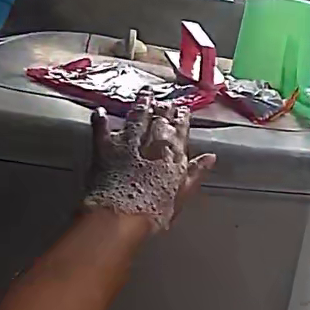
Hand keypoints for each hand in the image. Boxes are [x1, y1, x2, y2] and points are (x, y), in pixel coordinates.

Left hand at [84, 98, 215, 230]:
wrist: (120, 216)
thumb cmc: (155, 211)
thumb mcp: (182, 194)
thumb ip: (195, 173)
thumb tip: (211, 157)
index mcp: (173, 154)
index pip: (180, 130)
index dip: (182, 118)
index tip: (183, 109)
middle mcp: (151, 143)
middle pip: (159, 120)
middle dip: (163, 108)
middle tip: (165, 100)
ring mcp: (128, 143)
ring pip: (136, 118)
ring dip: (141, 104)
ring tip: (145, 93)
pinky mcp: (105, 148)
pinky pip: (102, 129)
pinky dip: (100, 120)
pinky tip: (99, 111)